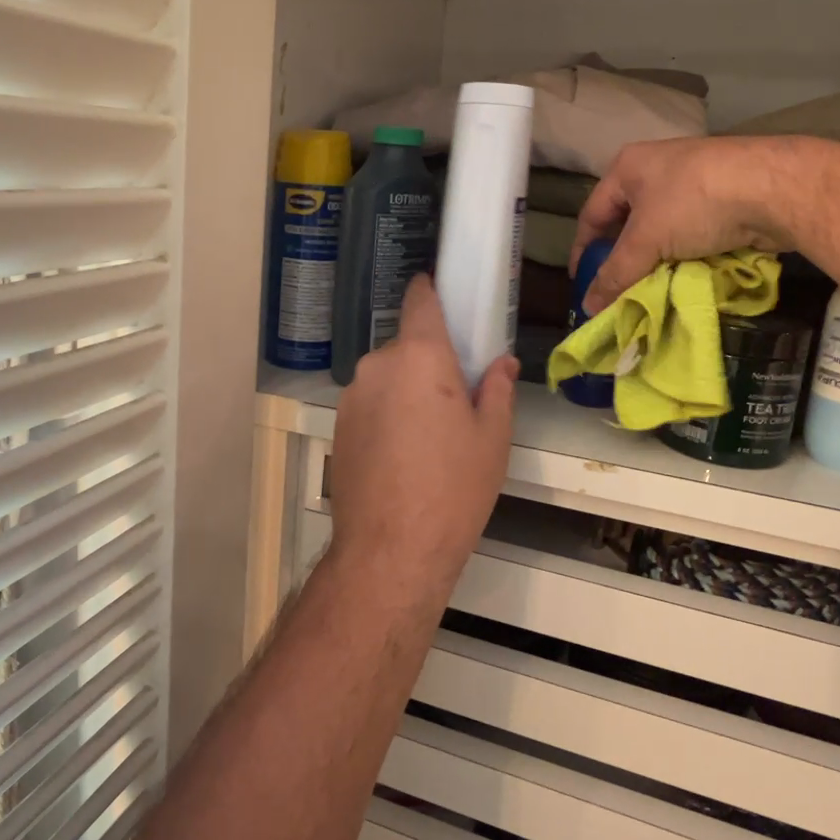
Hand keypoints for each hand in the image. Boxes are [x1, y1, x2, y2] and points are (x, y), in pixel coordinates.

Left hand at [328, 276, 518, 587]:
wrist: (391, 549)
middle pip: (406, 347)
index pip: (420, 301)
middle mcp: (377, 366)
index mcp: (419, 357)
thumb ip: (496, 390)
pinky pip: (370, 405)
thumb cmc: (453, 488)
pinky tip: (403, 456)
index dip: (431, 291)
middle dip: (428, 363)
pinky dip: (386, 415)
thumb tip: (500, 364)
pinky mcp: (338, 427)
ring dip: (406, 392)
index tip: (441, 290)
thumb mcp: (492, 439)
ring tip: (429, 438)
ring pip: (386, 379)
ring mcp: (351, 397)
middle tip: (456, 398)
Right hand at [572, 136, 810, 313]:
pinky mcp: (724, 199)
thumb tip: (587, 308)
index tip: (582, 284)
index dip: (584, 251)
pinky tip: (683, 279)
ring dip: (655, 263)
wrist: (776, 188)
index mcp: (628, 167)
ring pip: (661, 233)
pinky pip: (690, 235)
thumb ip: (614, 275)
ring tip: (650, 292)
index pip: (592, 214)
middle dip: (623, 261)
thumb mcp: (645, 241)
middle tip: (617, 293)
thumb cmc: (694, 202)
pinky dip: (683, 259)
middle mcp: (657, 169)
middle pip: (627, 225)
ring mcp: (693, 183)